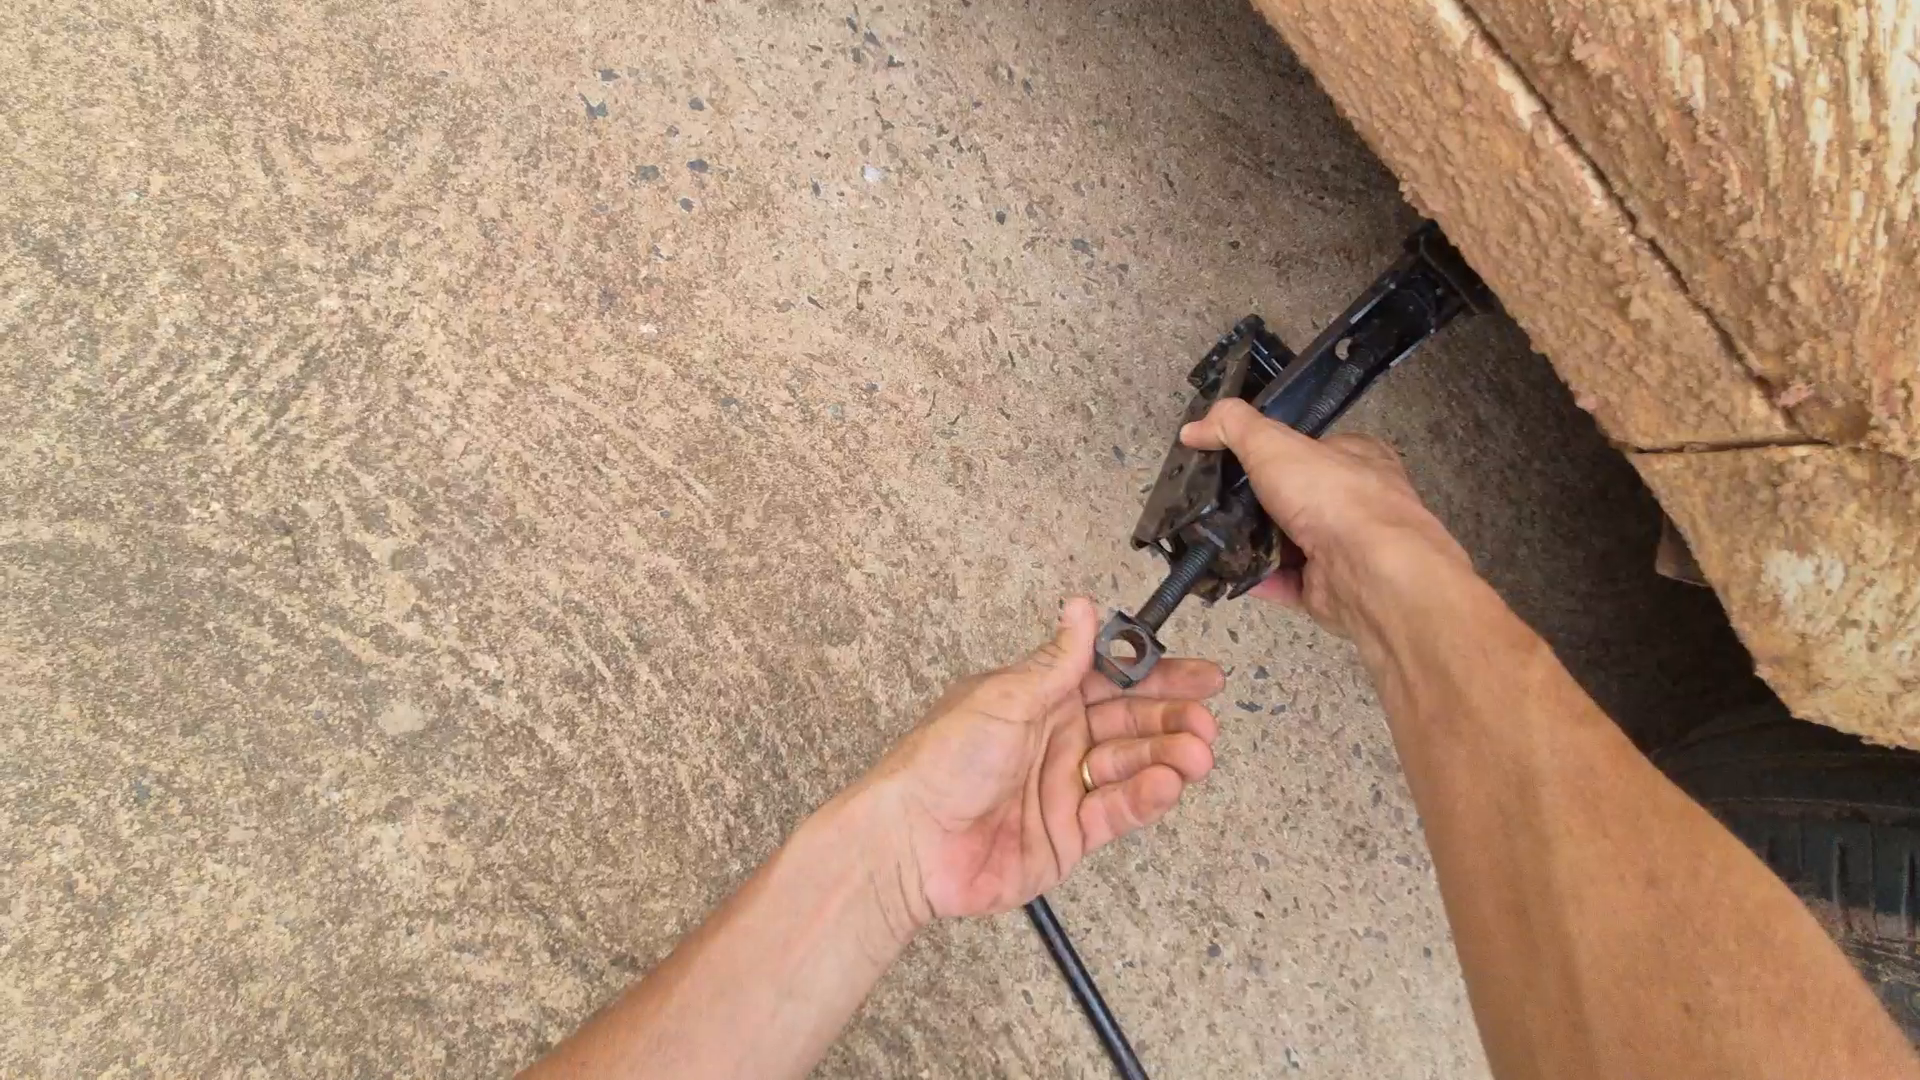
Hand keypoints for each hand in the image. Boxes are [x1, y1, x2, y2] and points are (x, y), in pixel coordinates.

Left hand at [861, 598, 1223, 923]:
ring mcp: (1065, 785)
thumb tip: (1080, 606)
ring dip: (1167, 756)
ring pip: (1130, 764)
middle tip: (1205, 721)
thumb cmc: (944, 759)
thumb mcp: (1005, 697)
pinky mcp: (1070, 832)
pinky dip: (1146, 796)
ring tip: (1197, 753)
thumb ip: (1056, 662)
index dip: (1157, 676)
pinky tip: (1168, 783)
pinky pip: (1117, 809)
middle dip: (1171, 718)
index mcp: (1040, 697)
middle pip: (1129, 721)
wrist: (913, 840)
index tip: (1200, 676)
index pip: (1111, 678)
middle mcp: (1057, 737)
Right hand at [1179, 398, 1471, 638]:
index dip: (1268, 450)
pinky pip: (1279, 581)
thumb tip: (1193, 428)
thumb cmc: (1333, 497)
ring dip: (1249, 541)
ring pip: (1284, 542)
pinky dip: (1251, 577)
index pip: (1308, 447)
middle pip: (1291, 497)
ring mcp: (1341, 548)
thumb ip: (1232, 427)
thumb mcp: (1273, 443)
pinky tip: (1222, 570)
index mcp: (1354, 457)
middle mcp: (1353, 502)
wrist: (1367, 570)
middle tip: (1213, 500)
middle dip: (1253, 501)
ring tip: (1209, 534)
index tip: (1230, 458)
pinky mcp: (1326, 587)